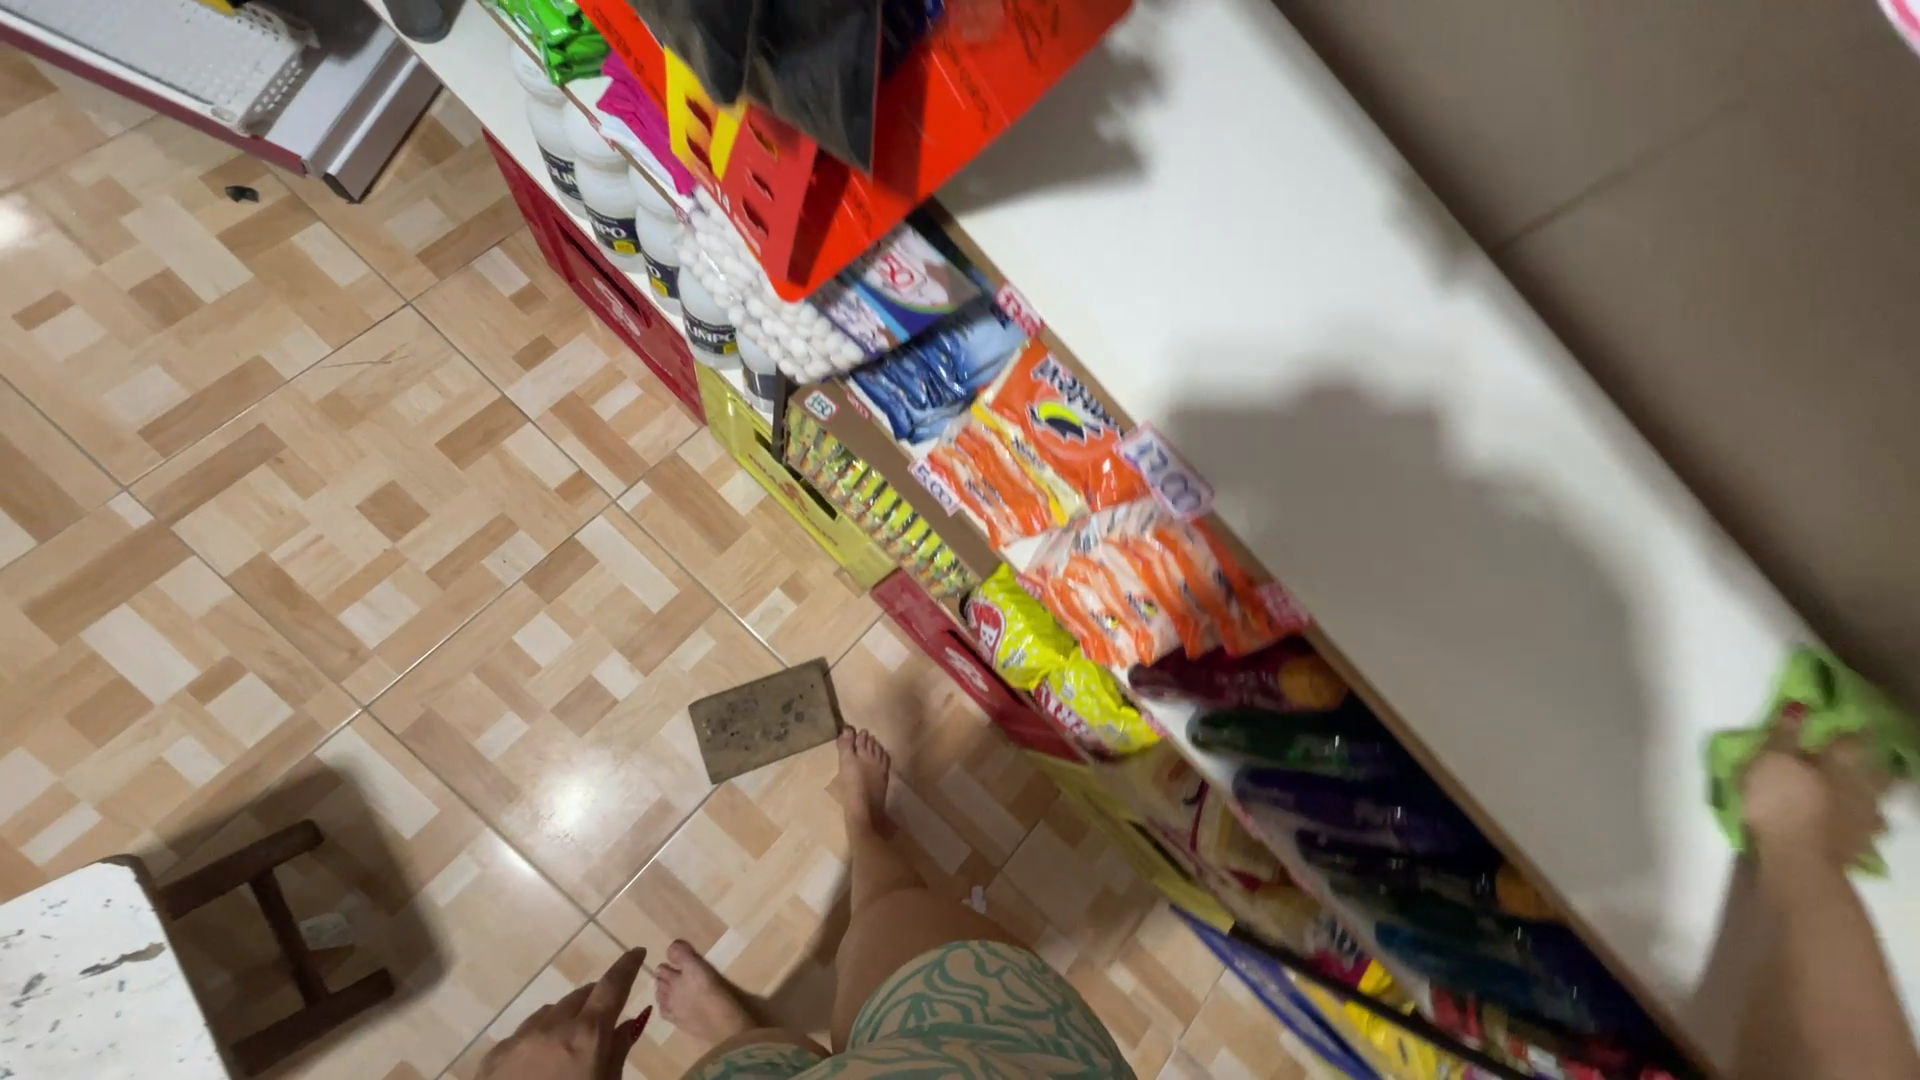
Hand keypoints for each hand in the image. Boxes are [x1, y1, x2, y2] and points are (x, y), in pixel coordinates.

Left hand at [477, 948, 650, 1079]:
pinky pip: (522, 1034)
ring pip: (550, 1011)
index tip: (637, 952)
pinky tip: (535, 1067)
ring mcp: (519, 1040)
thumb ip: (616, 1053)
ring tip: (566, 1047)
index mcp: (588, 1035)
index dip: (628, 965)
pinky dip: (536, 1039)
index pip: (614, 984)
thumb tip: (628, 1022)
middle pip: (582, 994)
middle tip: (601, 1018)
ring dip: (565, 1018)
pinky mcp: (492, 1059)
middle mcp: (553, 1026)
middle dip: (595, 1000)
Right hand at [1744, 735, 1885, 869]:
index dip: (1851, 729)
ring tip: (1864, 792)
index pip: (1851, 740)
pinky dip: (1862, 820)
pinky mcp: (1859, 842)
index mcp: (1842, 764)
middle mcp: (1862, 788)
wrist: (1798, 855)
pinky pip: (1867, 826)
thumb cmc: (1781, 799)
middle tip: (1868, 756)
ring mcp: (1866, 818)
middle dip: (1872, 762)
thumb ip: (1785, 735)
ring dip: (1873, 794)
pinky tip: (1856, 823)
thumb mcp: (1771, 761)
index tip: (1851, 721)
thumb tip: (1801, 704)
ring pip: (1876, 800)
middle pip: (1874, 771)